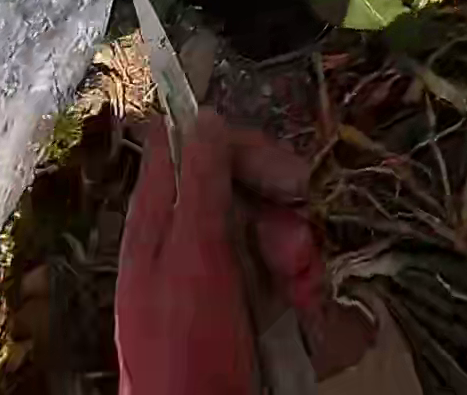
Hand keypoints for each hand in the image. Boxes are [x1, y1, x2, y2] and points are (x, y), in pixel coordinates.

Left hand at [116, 110, 318, 394]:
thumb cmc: (187, 351)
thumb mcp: (194, 259)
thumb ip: (201, 184)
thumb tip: (206, 114)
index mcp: (160, 214)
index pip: (188, 142)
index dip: (231, 142)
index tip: (272, 163)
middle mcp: (188, 229)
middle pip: (239, 179)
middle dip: (276, 200)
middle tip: (296, 228)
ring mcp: (218, 263)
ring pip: (268, 218)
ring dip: (295, 246)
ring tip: (301, 286)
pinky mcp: (245, 292)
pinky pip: (279, 260)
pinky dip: (300, 276)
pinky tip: (307, 301)